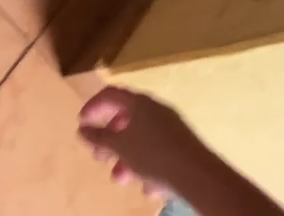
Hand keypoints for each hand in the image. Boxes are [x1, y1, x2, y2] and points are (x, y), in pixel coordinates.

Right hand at [78, 84, 209, 196]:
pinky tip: (149, 188)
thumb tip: (82, 130)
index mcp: (138, 101)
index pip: (109, 94)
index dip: (93, 107)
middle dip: (111, 142)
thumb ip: (98, 137)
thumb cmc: (153, 154)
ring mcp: (173, 127)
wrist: (201, 177)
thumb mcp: (120, 147)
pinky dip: (150, 166)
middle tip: (100, 158)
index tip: (82, 124)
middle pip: (126, 120)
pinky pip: (160, 151)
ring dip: (128, 158)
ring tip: (122, 179)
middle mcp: (155, 109)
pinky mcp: (186, 146)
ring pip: (143, 139)